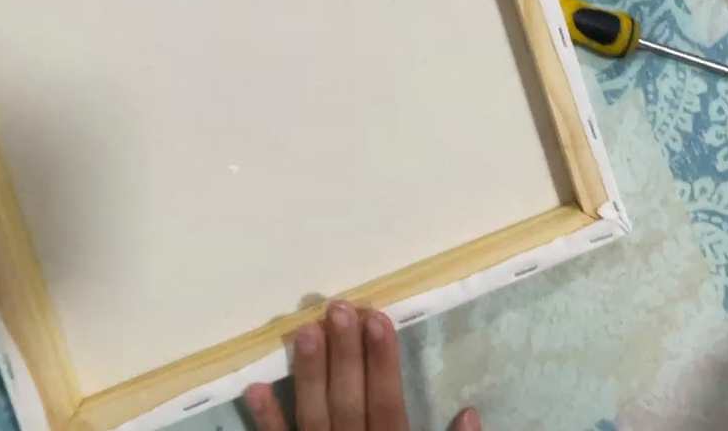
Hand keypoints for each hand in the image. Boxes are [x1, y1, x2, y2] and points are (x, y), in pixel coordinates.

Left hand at [245, 301, 480, 430]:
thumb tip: (471, 413)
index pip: (387, 405)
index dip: (383, 362)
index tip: (376, 317)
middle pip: (348, 404)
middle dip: (344, 356)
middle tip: (337, 308)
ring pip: (313, 421)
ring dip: (308, 377)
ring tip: (303, 331)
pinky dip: (267, 422)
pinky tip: (256, 388)